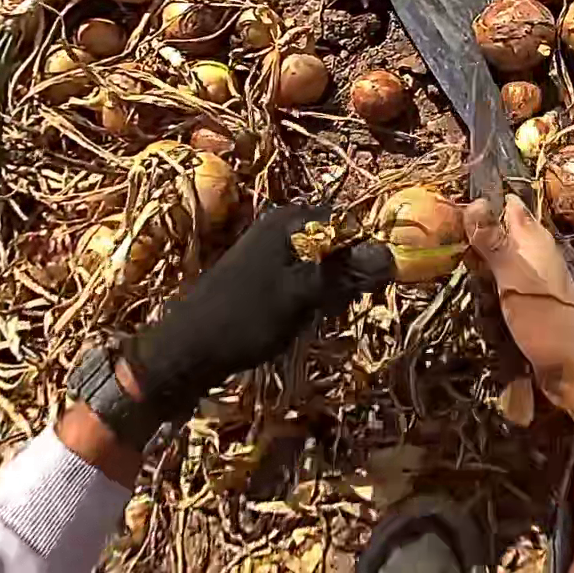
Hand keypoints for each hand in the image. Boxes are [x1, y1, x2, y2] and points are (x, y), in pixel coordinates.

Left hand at [125, 204, 392, 419]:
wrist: (183, 352)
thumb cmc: (245, 318)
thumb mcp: (301, 295)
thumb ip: (345, 272)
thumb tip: (390, 255)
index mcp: (289, 221)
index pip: (345, 223)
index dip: (362, 252)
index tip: (368, 285)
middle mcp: (279, 225)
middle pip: (333, 240)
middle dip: (345, 271)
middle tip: (343, 304)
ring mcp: (268, 247)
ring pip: (319, 259)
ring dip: (330, 285)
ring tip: (323, 314)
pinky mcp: (260, 270)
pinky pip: (300, 272)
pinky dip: (310, 292)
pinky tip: (306, 316)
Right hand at [463, 194, 573, 484]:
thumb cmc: (547, 318)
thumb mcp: (514, 276)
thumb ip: (494, 240)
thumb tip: (475, 200)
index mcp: (534, 239)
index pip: (508, 205)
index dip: (483, 199)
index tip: (450, 203)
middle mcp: (534, 254)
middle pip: (499, 233)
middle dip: (473, 234)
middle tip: (439, 237)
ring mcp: (531, 281)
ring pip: (497, 261)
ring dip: (476, 264)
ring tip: (444, 263)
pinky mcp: (527, 306)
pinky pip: (499, 287)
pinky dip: (484, 288)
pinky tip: (466, 294)